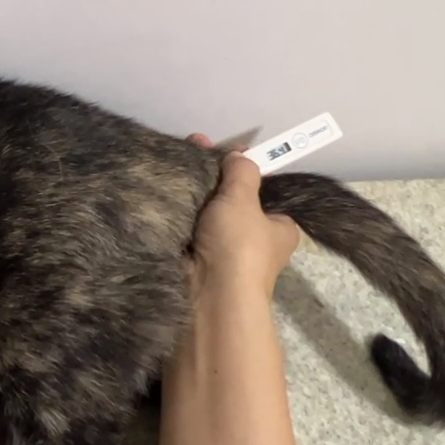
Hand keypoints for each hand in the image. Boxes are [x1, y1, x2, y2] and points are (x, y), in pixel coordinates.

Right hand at [187, 135, 300, 300]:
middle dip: (213, 178)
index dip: (242, 168)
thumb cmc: (238, 245)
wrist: (208, 294)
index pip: (263, 190)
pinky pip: (188, 228)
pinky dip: (178, 214)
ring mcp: (224, 252)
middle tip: (190, 150)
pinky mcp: (197, 260)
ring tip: (172, 165)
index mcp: (279, 227)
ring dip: (192, 195)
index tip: (219, 150)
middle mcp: (255, 241)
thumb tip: (238, 154)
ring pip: (208, 214)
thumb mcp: (243, 198)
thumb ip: (242, 171)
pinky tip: (165, 193)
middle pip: (233, 200)